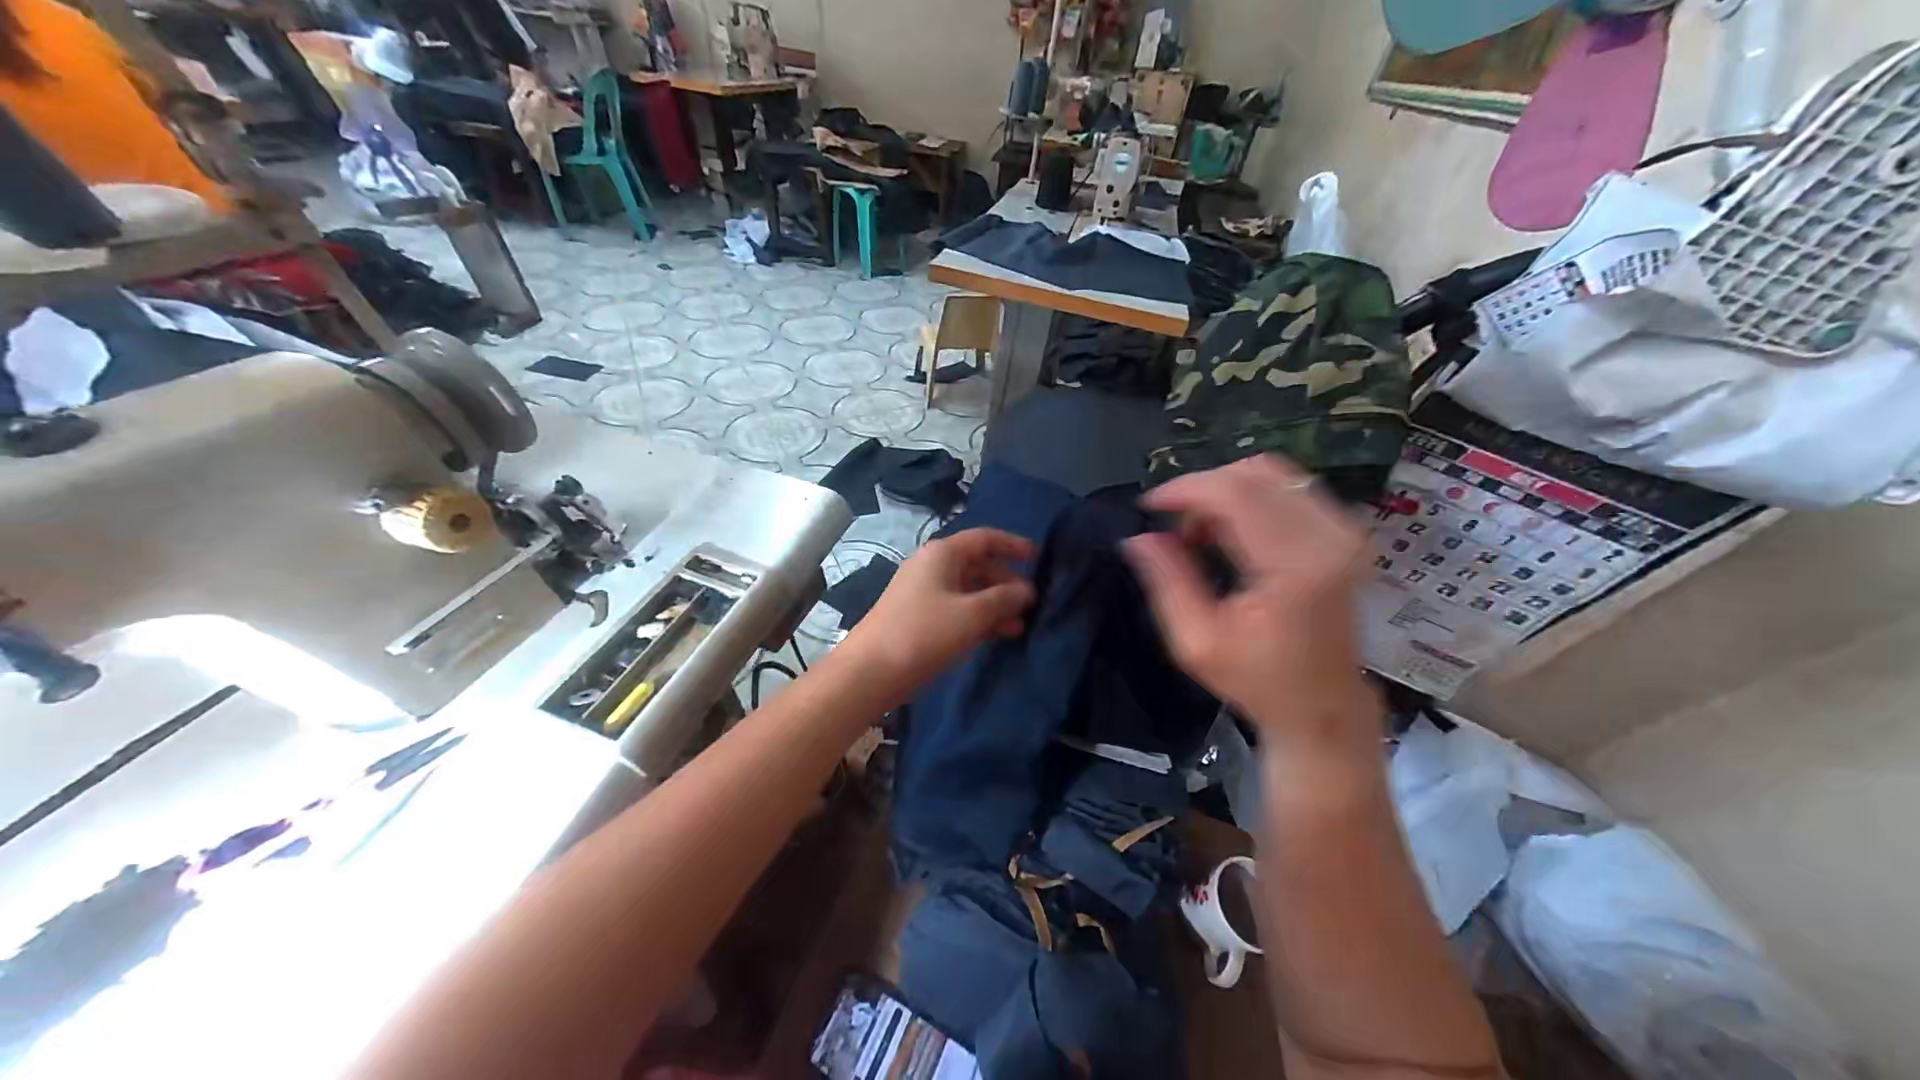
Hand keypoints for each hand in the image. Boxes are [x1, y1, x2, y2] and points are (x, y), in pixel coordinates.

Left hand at [840, 528, 1036, 701]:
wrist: (871, 671)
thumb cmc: (924, 633)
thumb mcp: (971, 614)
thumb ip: (1004, 599)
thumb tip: (1027, 590)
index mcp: (942, 554)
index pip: (984, 538)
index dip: (1013, 545)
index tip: (1039, 557)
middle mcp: (932, 567)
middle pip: (978, 565)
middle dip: (1007, 581)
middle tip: (1033, 600)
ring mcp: (924, 594)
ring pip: (969, 591)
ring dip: (996, 604)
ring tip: (1022, 623)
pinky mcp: (920, 619)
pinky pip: (958, 610)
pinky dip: (979, 618)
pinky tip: (999, 634)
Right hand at [1124, 456, 1376, 748]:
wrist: (1323, 706)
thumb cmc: (1257, 680)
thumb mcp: (1196, 641)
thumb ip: (1166, 581)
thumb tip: (1137, 536)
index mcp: (1294, 566)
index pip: (1234, 492)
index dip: (1184, 489)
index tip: (1149, 506)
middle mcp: (1329, 537)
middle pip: (1254, 472)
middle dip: (1203, 490)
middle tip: (1178, 529)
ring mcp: (1344, 532)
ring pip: (1273, 474)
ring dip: (1227, 492)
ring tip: (1204, 533)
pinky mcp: (1346, 534)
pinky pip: (1290, 487)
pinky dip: (1252, 498)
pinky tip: (1234, 532)